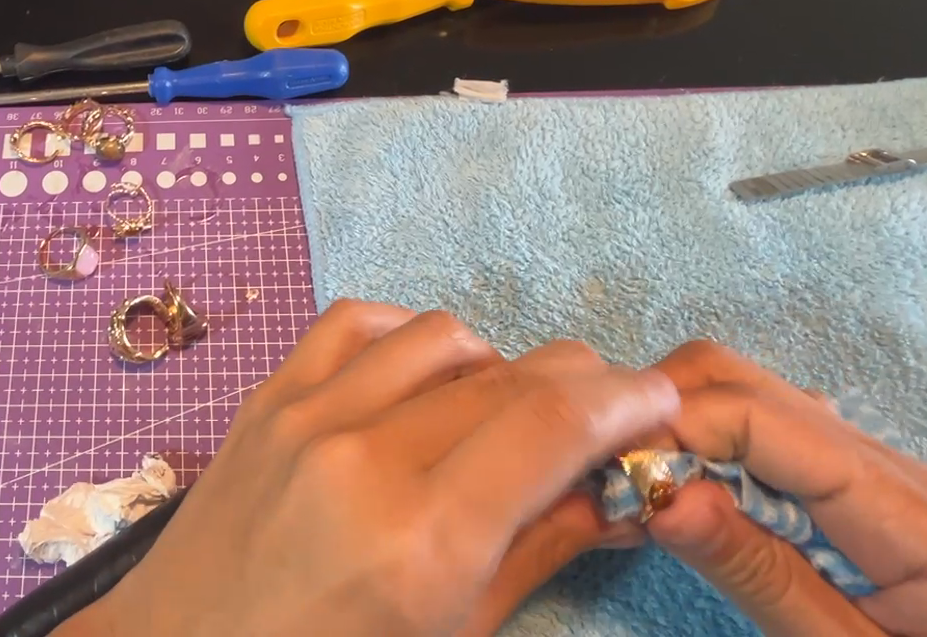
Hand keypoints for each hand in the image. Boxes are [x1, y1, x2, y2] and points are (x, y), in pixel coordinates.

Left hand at [64, 302, 677, 636]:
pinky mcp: (268, 392)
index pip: (548, 427)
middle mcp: (366, 455)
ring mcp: (307, 411)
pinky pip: (353, 321)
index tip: (657, 397)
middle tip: (595, 408)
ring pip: (436, 334)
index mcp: (424, 540)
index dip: (620, 401)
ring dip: (490, 359)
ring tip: (495, 404)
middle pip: (502, 377)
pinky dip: (405, 332)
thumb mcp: (451, 635)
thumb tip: (610, 488)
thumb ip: (536, 552)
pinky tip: (418, 368)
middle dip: (572, 382)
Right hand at [645, 341, 926, 636]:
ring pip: (755, 392)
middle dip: (666, 406)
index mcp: (913, 516)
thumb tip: (660, 497)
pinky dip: (722, 444)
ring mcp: (891, 474)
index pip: (758, 414)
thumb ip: (762, 577)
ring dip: (687, 422)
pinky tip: (710, 497)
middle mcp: (900, 469)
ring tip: (657, 484)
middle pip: (746, 377)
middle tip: (624, 470)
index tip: (617, 472)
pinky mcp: (878, 491)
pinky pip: (780, 433)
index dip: (673, 427)